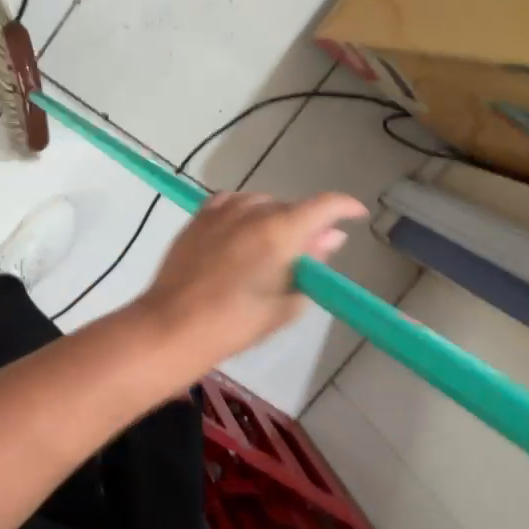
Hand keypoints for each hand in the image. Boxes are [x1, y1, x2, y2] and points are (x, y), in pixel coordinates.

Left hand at [135, 191, 368, 365]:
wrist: (172, 325)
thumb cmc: (234, 323)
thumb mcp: (285, 303)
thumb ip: (311, 266)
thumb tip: (331, 239)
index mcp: (279, 230)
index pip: (322, 205)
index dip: (344, 207)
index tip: (356, 216)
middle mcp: (250, 211)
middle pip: (289, 207)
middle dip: (303, 225)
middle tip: (303, 256)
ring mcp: (219, 212)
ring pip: (258, 203)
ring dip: (271, 218)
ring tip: (269, 250)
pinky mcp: (196, 219)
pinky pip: (228, 204)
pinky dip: (242, 213)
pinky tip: (240, 234)